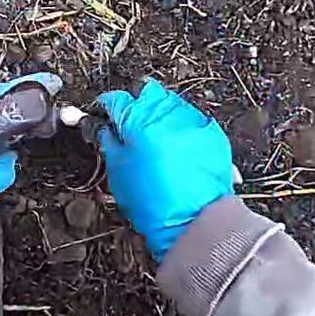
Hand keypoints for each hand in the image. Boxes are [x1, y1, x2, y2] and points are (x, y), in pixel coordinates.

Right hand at [97, 80, 233, 260]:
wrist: (195, 221)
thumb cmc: (154, 201)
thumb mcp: (118, 170)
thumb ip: (108, 141)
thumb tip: (103, 127)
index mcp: (138, 116)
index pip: (114, 100)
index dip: (106, 110)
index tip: (104, 119)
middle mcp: (167, 110)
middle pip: (146, 95)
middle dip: (137, 109)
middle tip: (132, 134)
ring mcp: (191, 119)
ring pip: (169, 106)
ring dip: (160, 119)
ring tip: (157, 147)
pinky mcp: (211, 131)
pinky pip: (189, 121)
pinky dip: (181, 131)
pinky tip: (176, 153)